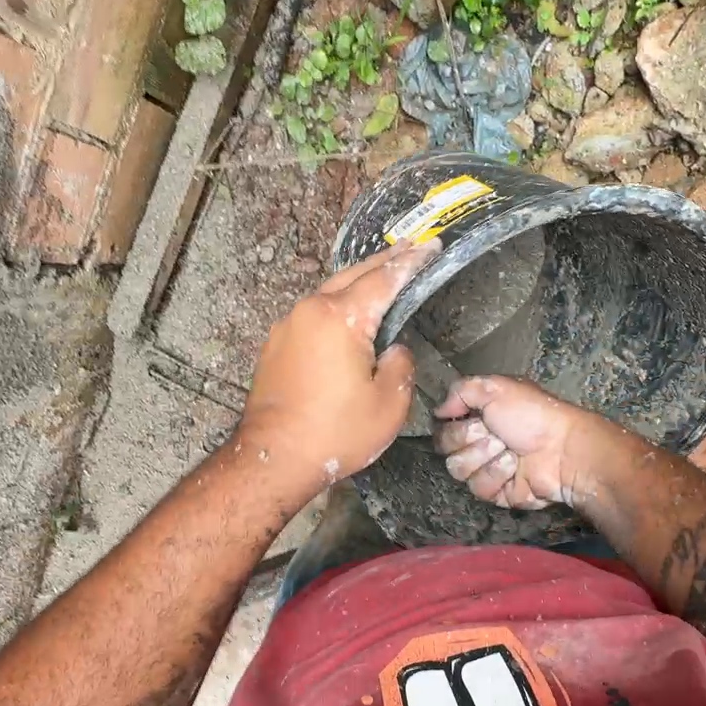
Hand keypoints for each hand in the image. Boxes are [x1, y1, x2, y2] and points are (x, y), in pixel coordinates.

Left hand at [237, 240, 439, 495]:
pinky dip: (336, 306)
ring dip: (357, 283)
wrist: (273, 458)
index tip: (432, 247)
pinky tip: (348, 315)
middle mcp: (309, 312)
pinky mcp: (276, 346)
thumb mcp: (388, 404)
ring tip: (382, 277)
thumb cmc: (334, 433)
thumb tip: (393, 350)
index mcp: (339, 318)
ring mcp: (287, 327)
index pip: (384, 280)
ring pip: (329, 293)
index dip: (412, 262)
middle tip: (412, 249)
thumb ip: (400, 365)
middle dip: (385, 262)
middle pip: (353, 276)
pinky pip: (313, 315)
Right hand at [432, 376, 611, 509]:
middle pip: (446, 449)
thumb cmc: (533, 415)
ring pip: (459, 470)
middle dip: (470, 438)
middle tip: (497, 434)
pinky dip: (497, 475)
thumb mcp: (496, 388)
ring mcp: (486, 470)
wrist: (562, 450)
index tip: (472, 418)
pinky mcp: (496, 493)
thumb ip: (461, 390)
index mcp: (478, 418)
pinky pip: (479, 488)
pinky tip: (515, 468)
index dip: (453, 424)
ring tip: (510, 451)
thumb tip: (439, 410)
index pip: (442, 427)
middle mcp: (478, 444)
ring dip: (485, 457)